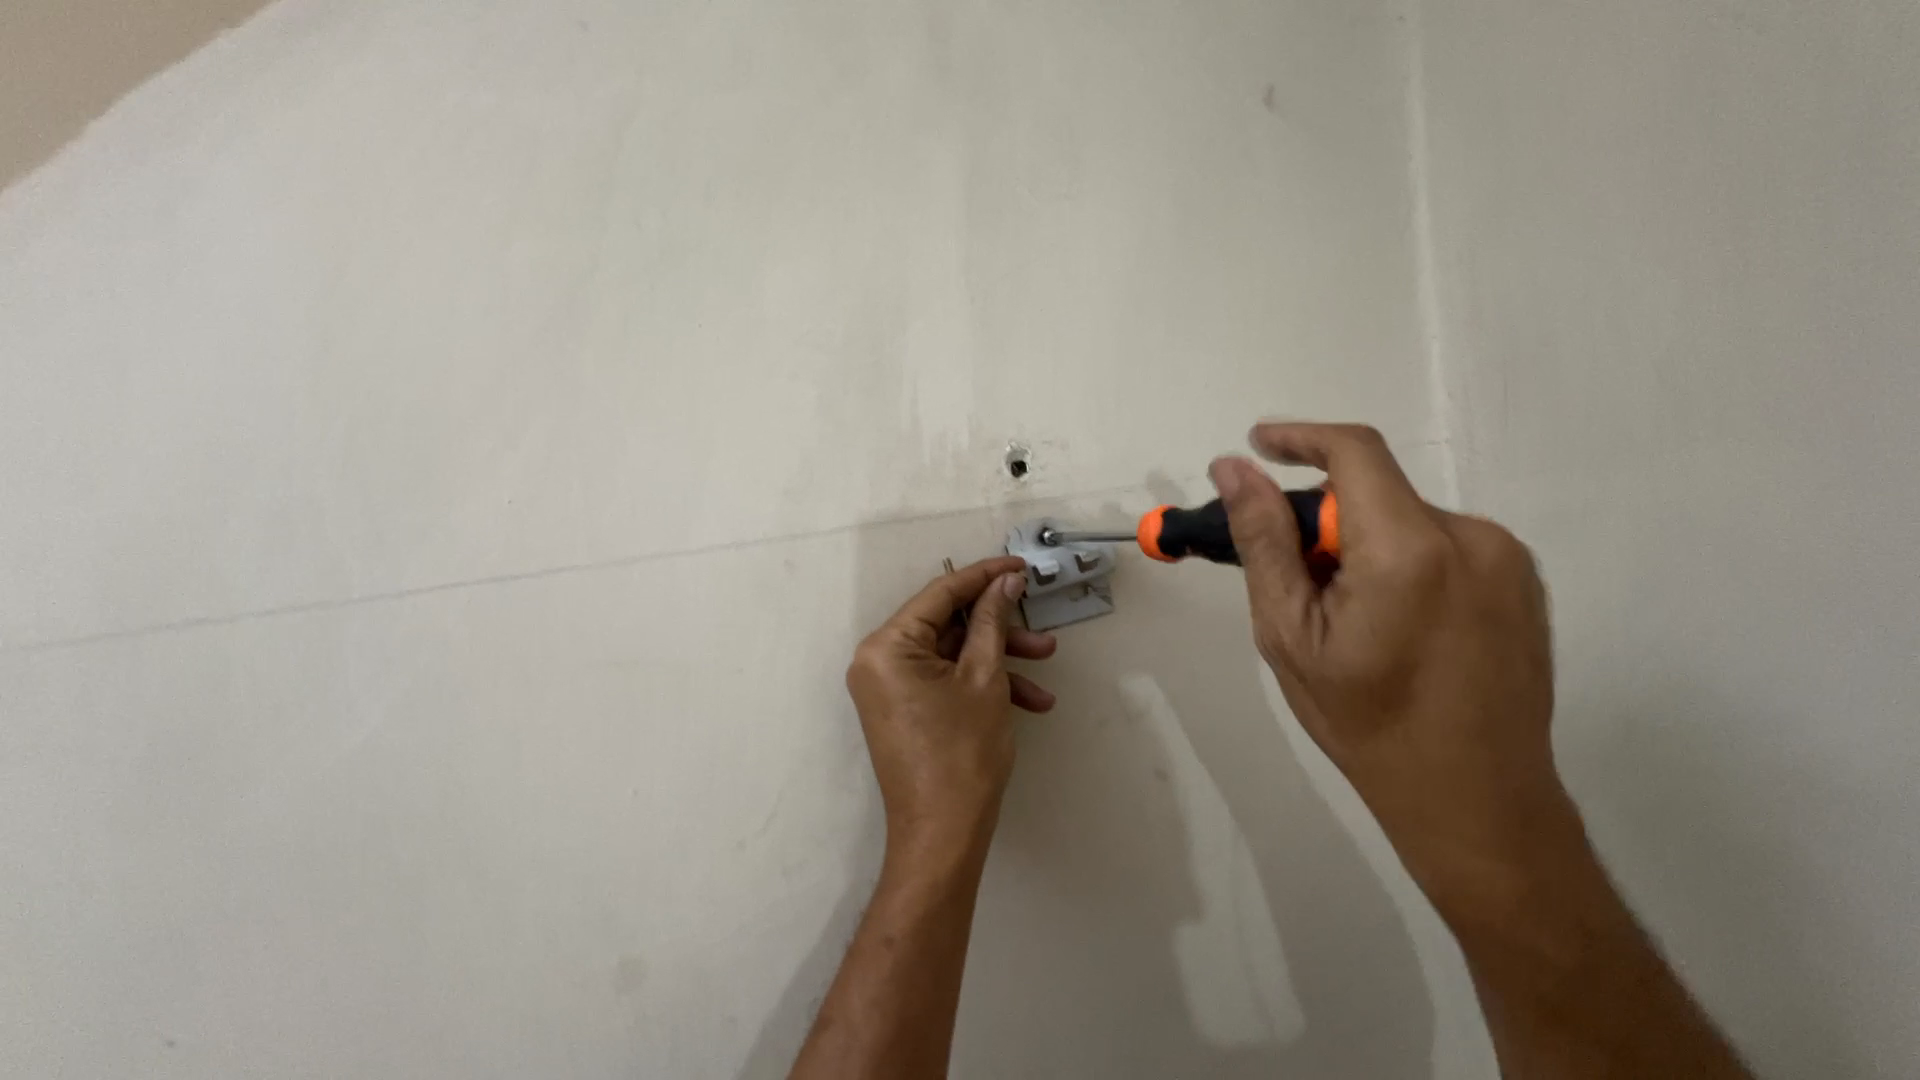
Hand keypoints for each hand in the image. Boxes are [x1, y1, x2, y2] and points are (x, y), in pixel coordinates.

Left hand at [846, 556, 1058, 858]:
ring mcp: (887, 686)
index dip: (985, 576)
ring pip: (951, 655)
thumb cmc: (962, 752)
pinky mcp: (902, 708)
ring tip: (1045, 669)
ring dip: (998, 660)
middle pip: (946, 625)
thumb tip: (1005, 582)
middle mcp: (877, 660)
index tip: (1020, 567)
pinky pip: (943, 681)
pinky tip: (1029, 702)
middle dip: (999, 629)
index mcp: (887, 645)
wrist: (942, 834)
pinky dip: (981, 685)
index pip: (940, 593)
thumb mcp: (984, 678)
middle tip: (1041, 630)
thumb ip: (992, 622)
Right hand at [1210, 423, 1563, 898]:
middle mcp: (1471, 536)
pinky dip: (1404, 562)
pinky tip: (1395, 625)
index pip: (1353, 451)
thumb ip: (1263, 541)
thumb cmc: (1365, 721)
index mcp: (1408, 548)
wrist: (1474, 796)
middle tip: (1291, 578)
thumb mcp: (1289, 634)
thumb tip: (1235, 468)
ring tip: (1346, 617)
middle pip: (1377, 493)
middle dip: (1324, 520)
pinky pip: (1446, 546)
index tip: (1256, 446)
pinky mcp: (1524, 583)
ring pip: (1409, 521)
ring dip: (1364, 545)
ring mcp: (1508, 559)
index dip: (1298, 437)